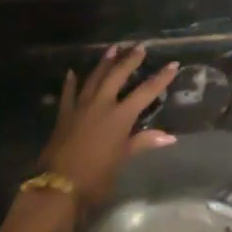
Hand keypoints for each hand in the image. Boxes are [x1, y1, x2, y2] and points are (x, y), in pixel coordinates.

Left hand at [40, 44, 178, 204]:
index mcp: (120, 116)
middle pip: (117, 76)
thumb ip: (143, 142)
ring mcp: (80, 107)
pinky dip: (71, 82)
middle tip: (139, 47)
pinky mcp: (64, 114)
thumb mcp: (123, 158)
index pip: (145, 92)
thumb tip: (169, 137)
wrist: (59, 184)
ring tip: (112, 48)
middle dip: (130, 61)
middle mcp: (102, 104)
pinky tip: (72, 72)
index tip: (172, 64)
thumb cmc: (97, 175)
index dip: (160, 78)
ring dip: (104, 63)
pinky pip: (68, 93)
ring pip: (94, 78)